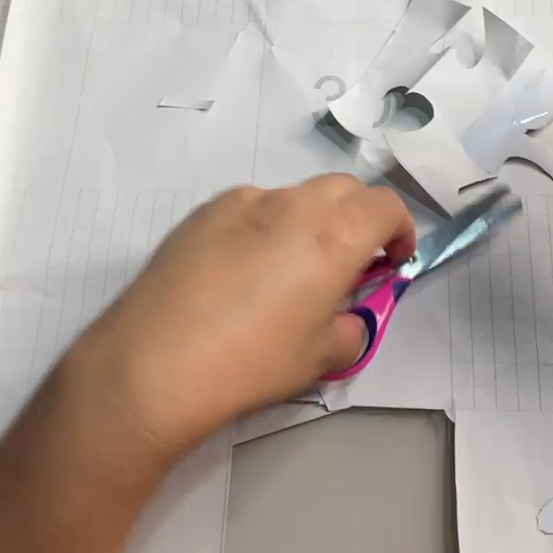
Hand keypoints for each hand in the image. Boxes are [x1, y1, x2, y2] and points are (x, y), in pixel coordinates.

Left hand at [60, 174, 414, 461]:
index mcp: (334, 234)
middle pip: (345, 190)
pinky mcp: (205, 210)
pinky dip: (267, 225)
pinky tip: (241, 271)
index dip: (400, 232)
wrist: (153, 363)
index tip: (392, 264)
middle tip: (349, 266)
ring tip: (289, 272)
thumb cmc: (251, 363)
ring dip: (312, 221)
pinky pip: (254, 206)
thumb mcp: (320, 358)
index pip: (387, 207)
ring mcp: (245, 201)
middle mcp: (294, 204)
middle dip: (359, 220)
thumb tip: (349, 315)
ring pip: (297, 195)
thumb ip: (352, 327)